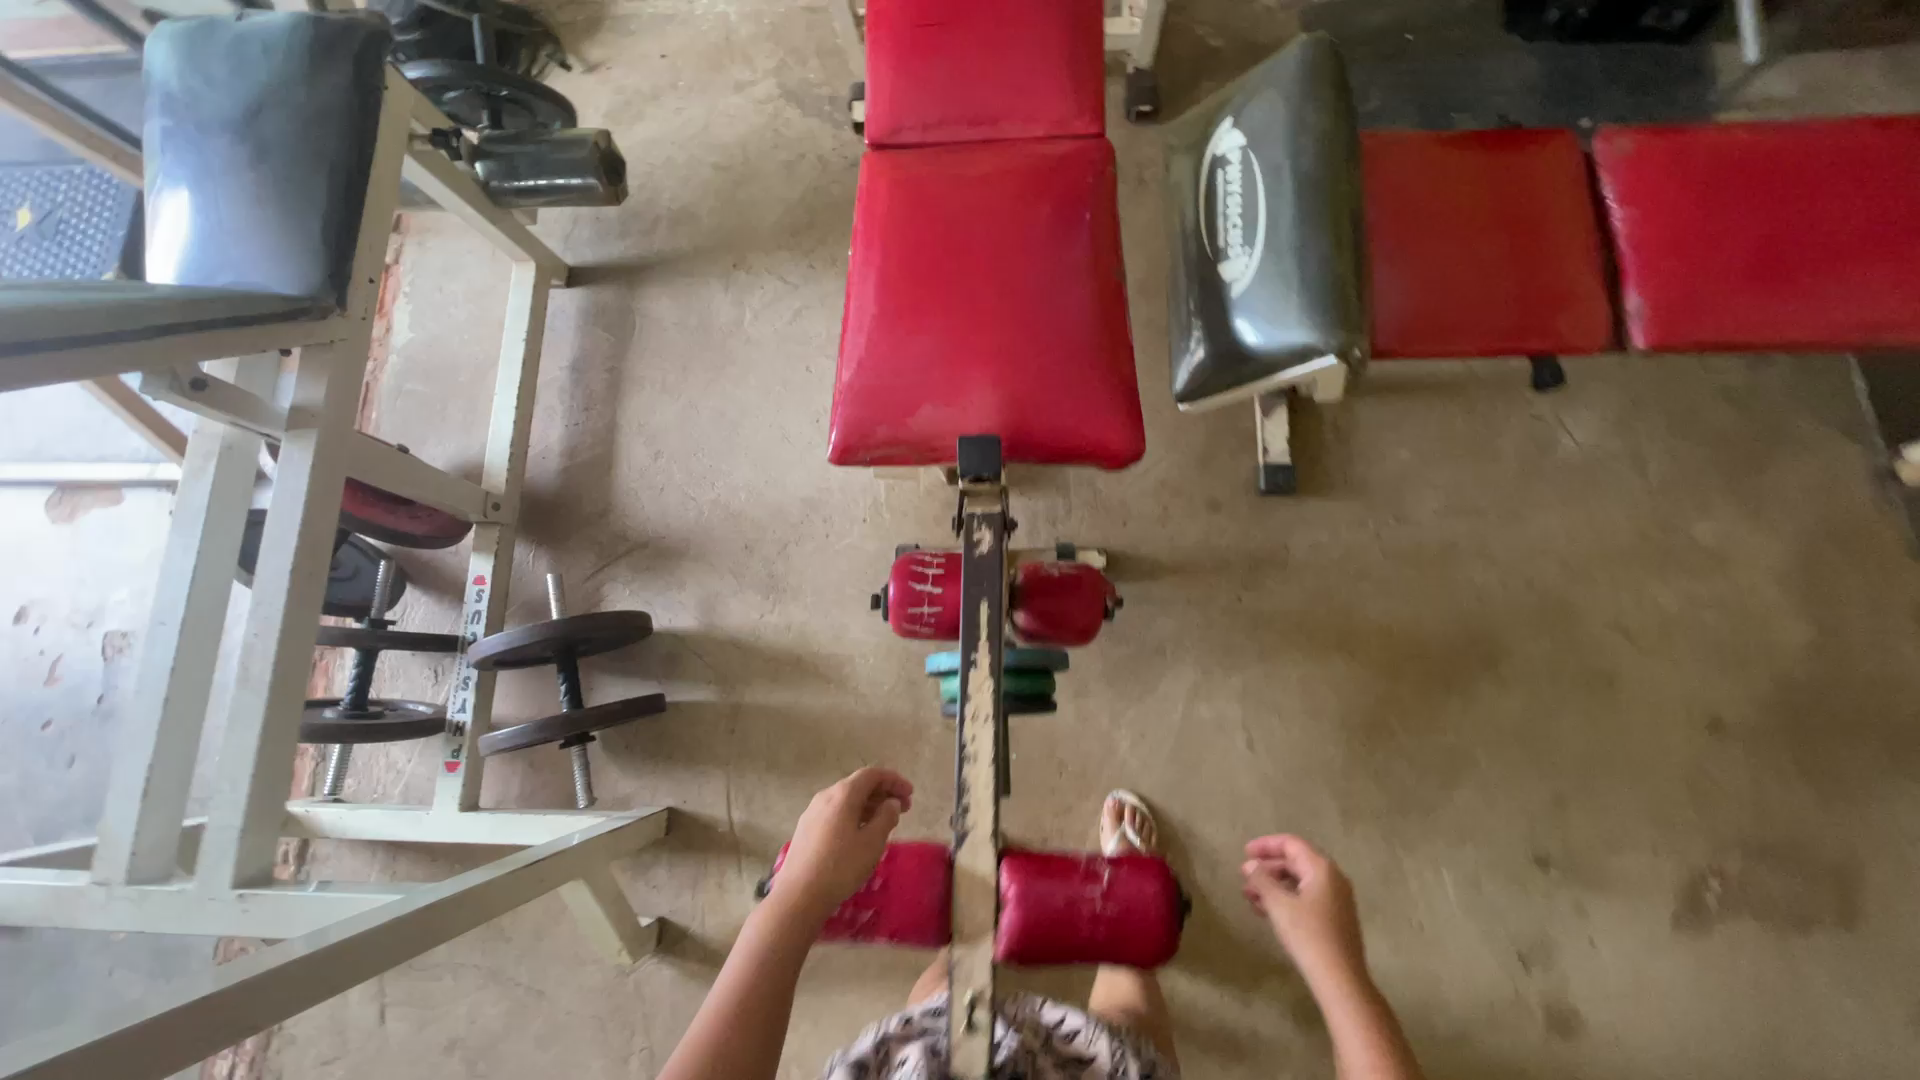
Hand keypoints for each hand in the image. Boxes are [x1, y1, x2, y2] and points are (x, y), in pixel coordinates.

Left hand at [773, 767, 913, 923]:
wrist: (799, 896)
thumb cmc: (841, 867)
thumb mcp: (872, 842)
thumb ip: (886, 817)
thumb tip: (891, 802)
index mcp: (843, 794)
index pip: (872, 774)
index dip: (894, 780)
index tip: (910, 794)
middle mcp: (825, 796)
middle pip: (858, 785)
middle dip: (883, 793)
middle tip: (904, 809)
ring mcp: (812, 812)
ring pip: (846, 800)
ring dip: (869, 805)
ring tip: (885, 822)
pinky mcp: (806, 829)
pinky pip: (835, 813)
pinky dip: (854, 815)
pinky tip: (860, 834)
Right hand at [1241, 834, 1365, 984]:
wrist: (1341, 979)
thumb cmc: (1308, 935)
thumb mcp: (1278, 904)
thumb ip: (1261, 880)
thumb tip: (1250, 865)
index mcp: (1321, 869)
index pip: (1291, 844)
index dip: (1265, 845)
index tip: (1244, 853)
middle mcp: (1333, 879)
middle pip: (1295, 862)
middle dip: (1267, 868)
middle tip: (1244, 878)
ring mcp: (1336, 900)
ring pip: (1299, 882)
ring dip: (1273, 886)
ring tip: (1250, 897)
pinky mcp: (1335, 919)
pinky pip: (1306, 898)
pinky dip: (1285, 899)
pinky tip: (1267, 912)